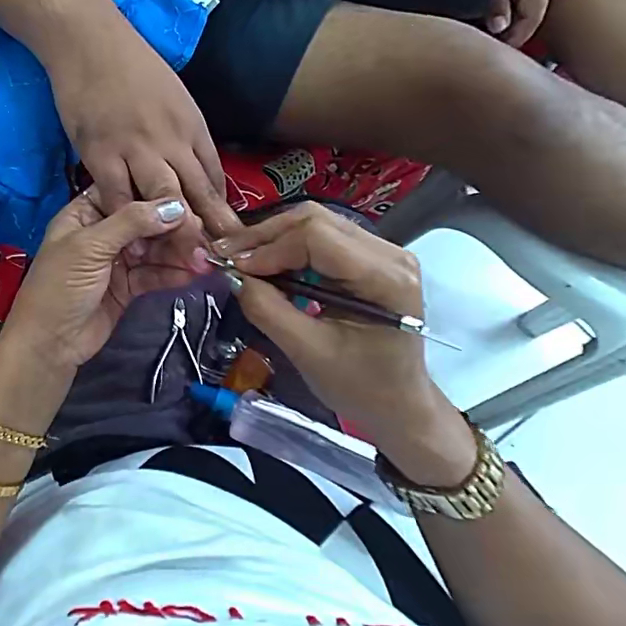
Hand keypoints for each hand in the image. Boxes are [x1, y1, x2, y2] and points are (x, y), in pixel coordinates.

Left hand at [0, 190, 204, 372]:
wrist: (49, 344)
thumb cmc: (60, 287)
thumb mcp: (90, 247)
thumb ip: (132, 222)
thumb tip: (175, 205)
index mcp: (84, 214)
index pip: (125, 193)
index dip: (155, 196)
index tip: (188, 200)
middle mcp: (102, 232)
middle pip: (145, 222)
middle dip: (173, 229)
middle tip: (202, 235)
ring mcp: (116, 260)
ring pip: (153, 249)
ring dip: (178, 253)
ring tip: (204, 259)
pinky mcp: (127, 286)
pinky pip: (153, 274)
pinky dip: (172, 273)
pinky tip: (192, 274)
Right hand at [46, 29, 241, 239]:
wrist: (89, 41)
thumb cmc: (132, 67)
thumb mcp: (173, 98)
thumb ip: (185, 137)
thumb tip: (196, 171)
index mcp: (191, 126)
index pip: (214, 176)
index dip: (223, 211)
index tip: (231, 238)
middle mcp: (171, 139)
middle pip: (198, 191)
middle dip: (212, 229)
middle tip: (224, 260)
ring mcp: (136, 147)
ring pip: (165, 196)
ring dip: (178, 231)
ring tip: (188, 260)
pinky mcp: (101, 153)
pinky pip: (119, 195)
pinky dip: (129, 221)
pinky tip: (137, 245)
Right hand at [215, 203, 457, 445]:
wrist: (399, 405)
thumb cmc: (359, 387)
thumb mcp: (307, 352)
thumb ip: (268, 310)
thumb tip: (234, 275)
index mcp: (385, 278)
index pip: (316, 237)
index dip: (268, 247)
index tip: (231, 267)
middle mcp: (390, 253)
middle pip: (316, 220)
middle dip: (265, 236)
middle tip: (226, 255)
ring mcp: (383, 252)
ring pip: (316, 223)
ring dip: (274, 239)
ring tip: (241, 260)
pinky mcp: (370, 257)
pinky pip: (322, 238)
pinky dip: (288, 248)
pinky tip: (266, 265)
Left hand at [483, 0, 554, 47]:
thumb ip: (496, 0)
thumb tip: (500, 28)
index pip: (532, 17)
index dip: (516, 38)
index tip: (497, 52)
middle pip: (529, 10)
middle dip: (511, 30)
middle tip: (489, 46)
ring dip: (506, 15)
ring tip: (485, 31)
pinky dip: (503, 0)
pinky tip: (486, 8)